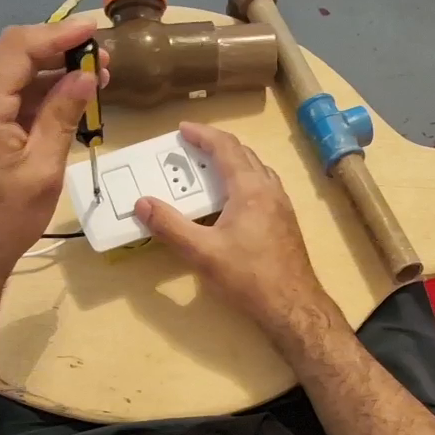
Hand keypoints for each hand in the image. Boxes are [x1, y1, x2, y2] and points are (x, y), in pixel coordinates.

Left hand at [0, 20, 102, 290]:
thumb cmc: (5, 219)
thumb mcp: (43, 168)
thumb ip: (63, 115)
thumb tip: (86, 76)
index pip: (18, 48)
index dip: (58, 34)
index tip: (94, 31)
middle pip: (14, 57)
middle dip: (58, 53)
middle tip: (102, 62)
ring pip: (12, 78)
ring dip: (51, 76)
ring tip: (93, 81)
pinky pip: (6, 100)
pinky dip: (36, 96)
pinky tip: (66, 102)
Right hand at [135, 122, 334, 337]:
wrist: (292, 305)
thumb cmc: (248, 277)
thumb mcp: (202, 253)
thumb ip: (170, 226)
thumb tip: (142, 203)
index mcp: (250, 189)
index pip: (225, 148)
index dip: (203, 135)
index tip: (183, 129)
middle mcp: (270, 190)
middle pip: (244, 154)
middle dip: (217, 146)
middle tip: (192, 147)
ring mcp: (282, 206)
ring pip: (257, 171)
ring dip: (234, 162)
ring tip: (211, 169)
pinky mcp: (285, 223)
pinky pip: (264, 188)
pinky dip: (245, 182)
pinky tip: (233, 202)